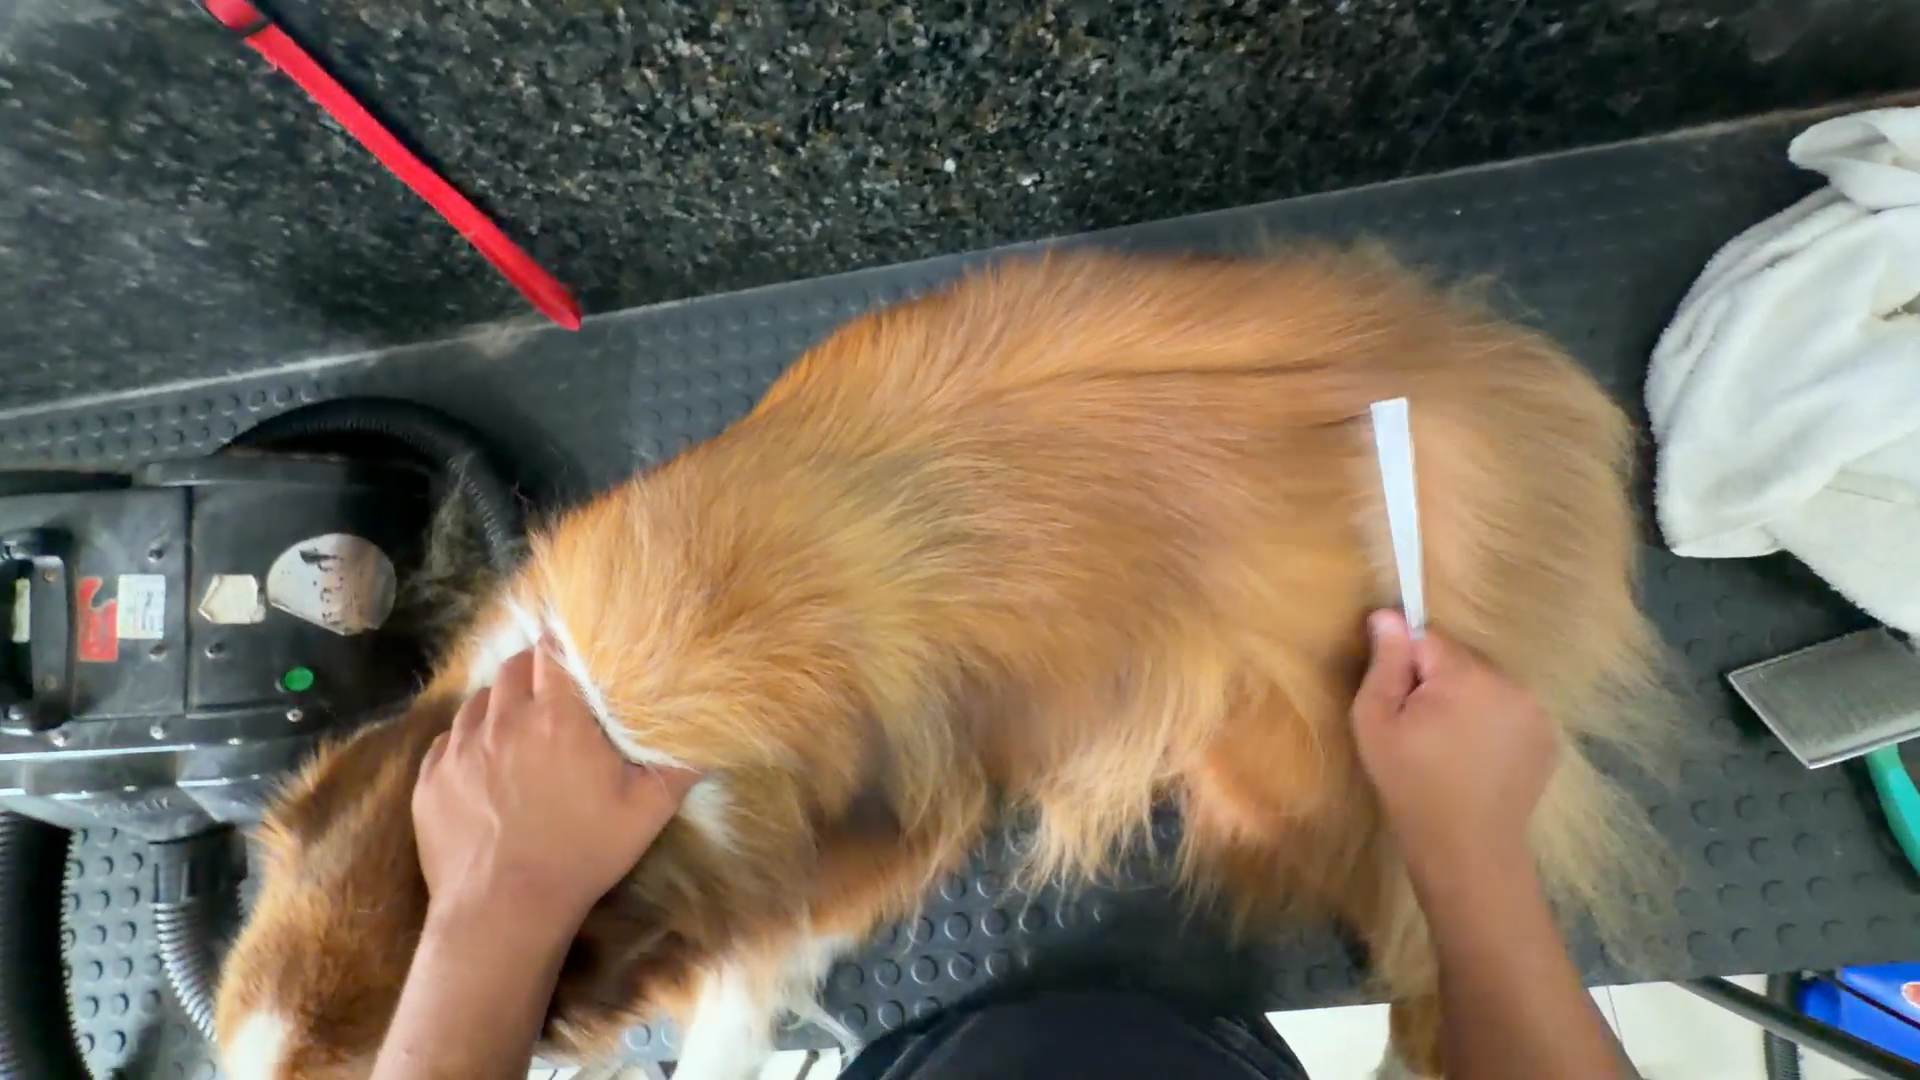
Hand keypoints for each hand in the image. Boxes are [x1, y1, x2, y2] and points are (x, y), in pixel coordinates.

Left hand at [413, 642, 698, 928]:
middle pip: (515, 666)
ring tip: (522, 724)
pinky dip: (469, 737)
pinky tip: (487, 759)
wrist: (502, 914)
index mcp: (558, 719)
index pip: (555, 652)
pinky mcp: (429, 780)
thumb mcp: (649, 810)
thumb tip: (714, 735)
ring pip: (480, 699)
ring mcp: (460, 750)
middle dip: (536, 666)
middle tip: (558, 687)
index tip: (580, 643)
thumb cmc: (584, 853)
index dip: (567, 640)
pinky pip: (448, 737)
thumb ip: (682, 764)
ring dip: (503, 701)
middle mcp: (504, 721)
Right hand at [1349, 610, 1556, 891]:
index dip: (1403, 666)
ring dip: (1461, 701)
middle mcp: (1512, 685)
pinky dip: (1485, 721)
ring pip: (1481, 684)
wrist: (1466, 846)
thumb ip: (1385, 663)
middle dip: (1433, 682)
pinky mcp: (1547, 737)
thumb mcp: (1375, 719)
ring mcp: (1537, 712)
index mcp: (1468, 677)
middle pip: (1457, 661)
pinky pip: (1504, 708)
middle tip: (1416, 727)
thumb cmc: (1408, 780)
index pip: (1427, 639)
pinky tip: (1471, 755)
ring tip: (1444, 744)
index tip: (1396, 702)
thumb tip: (1387, 615)